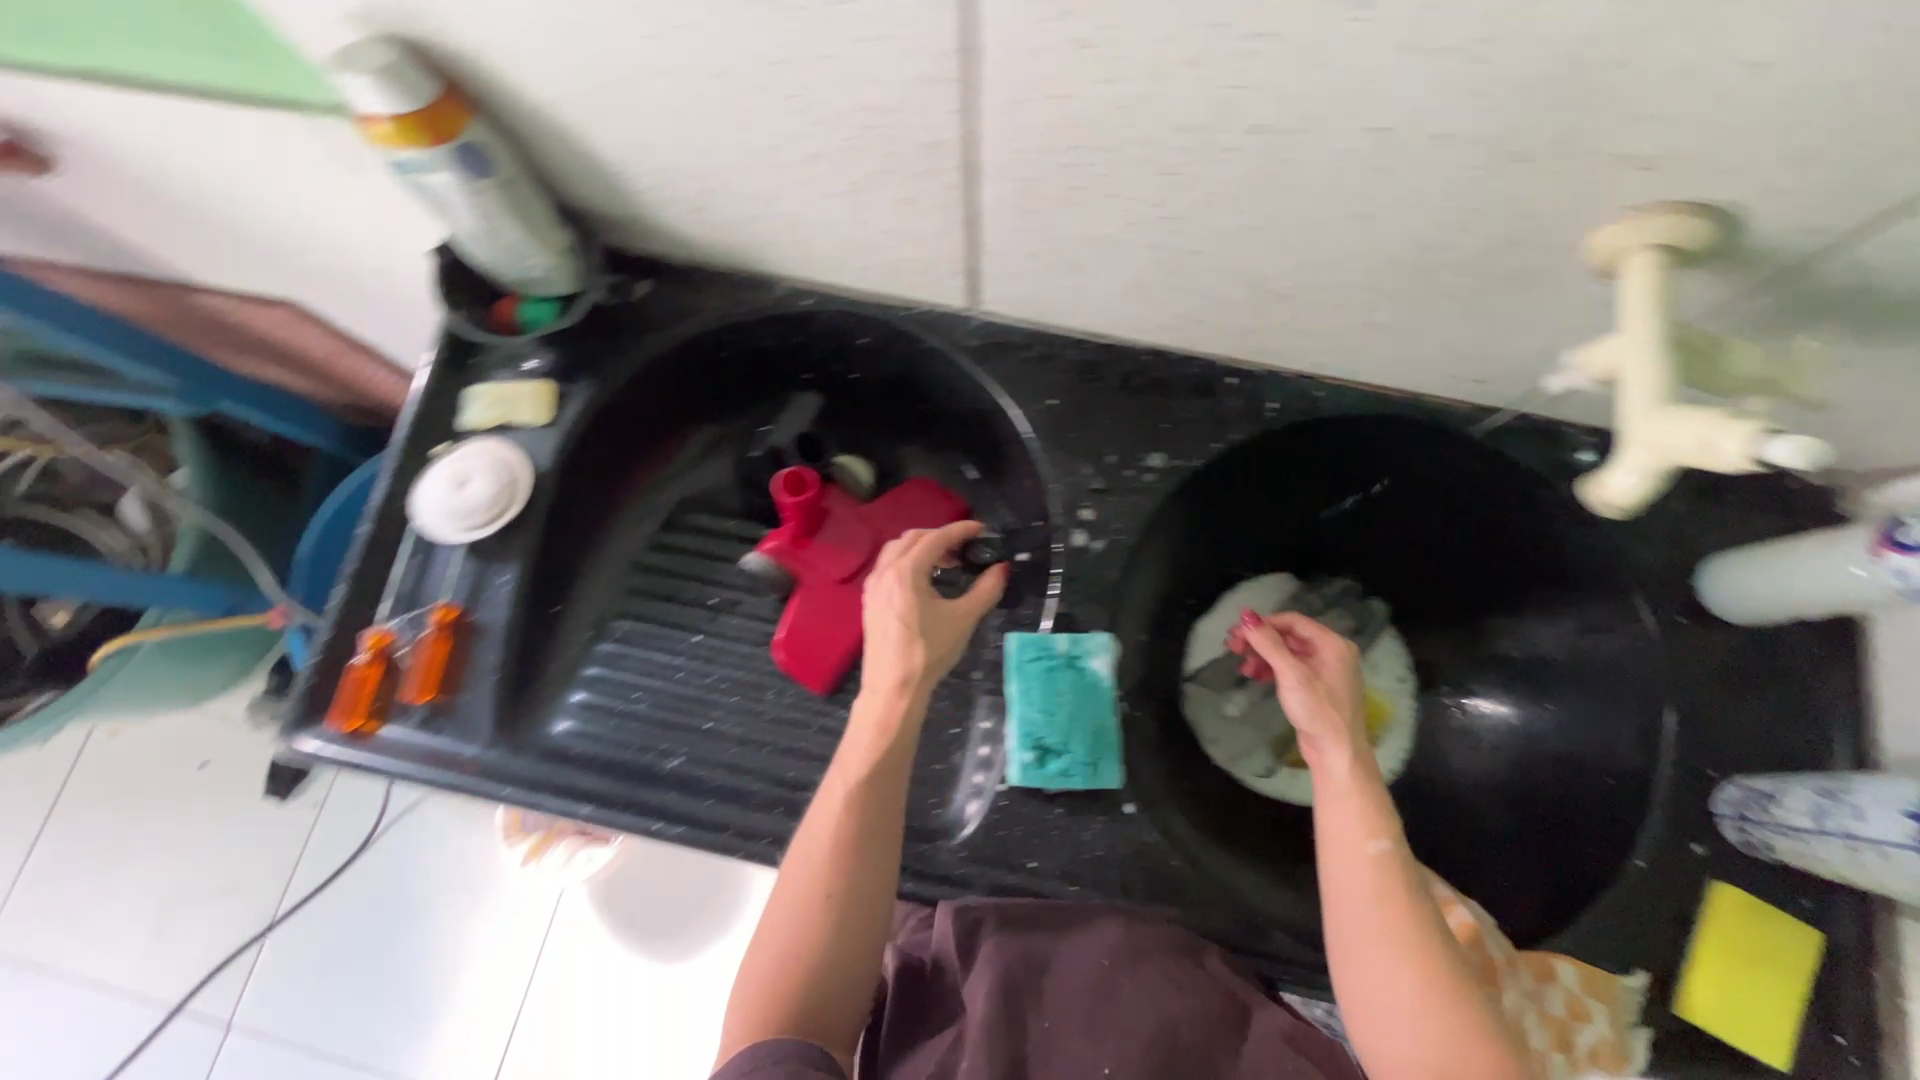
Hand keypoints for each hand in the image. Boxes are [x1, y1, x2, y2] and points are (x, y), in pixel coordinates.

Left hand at [860, 521, 1007, 703]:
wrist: (893, 688)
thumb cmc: (928, 652)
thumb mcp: (963, 619)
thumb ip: (986, 589)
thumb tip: (1003, 568)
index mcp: (906, 572)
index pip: (935, 538)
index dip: (960, 530)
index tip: (981, 530)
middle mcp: (885, 572)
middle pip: (913, 538)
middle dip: (940, 537)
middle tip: (965, 548)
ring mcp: (873, 586)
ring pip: (896, 551)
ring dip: (922, 548)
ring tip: (945, 562)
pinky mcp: (870, 601)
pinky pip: (888, 567)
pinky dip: (907, 562)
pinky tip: (924, 580)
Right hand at [1228, 610, 1366, 769]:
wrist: (1337, 752)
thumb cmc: (1317, 710)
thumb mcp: (1290, 674)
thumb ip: (1268, 643)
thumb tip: (1245, 615)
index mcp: (1332, 644)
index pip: (1292, 621)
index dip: (1263, 623)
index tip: (1237, 632)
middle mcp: (1330, 652)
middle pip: (1288, 636)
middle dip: (1259, 641)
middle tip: (1232, 646)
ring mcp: (1323, 670)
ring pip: (1287, 653)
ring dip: (1262, 656)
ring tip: (1242, 666)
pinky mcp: (1315, 686)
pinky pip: (1289, 668)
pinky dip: (1271, 669)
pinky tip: (1254, 675)